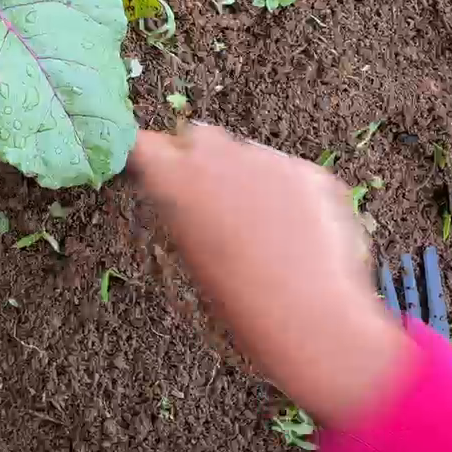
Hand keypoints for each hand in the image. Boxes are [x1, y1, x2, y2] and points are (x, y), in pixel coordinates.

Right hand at [132, 124, 407, 425]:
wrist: (308, 316)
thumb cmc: (238, 298)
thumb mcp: (189, 252)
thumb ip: (181, 208)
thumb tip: (185, 195)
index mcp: (172, 179)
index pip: (143, 144)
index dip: (149, 155)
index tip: (153, 168)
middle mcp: (214, 156)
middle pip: (199, 136)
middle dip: (203, 157)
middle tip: (214, 196)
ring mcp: (263, 158)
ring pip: (247, 153)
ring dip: (247, 175)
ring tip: (264, 226)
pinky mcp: (305, 169)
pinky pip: (287, 171)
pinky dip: (288, 191)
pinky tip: (296, 232)